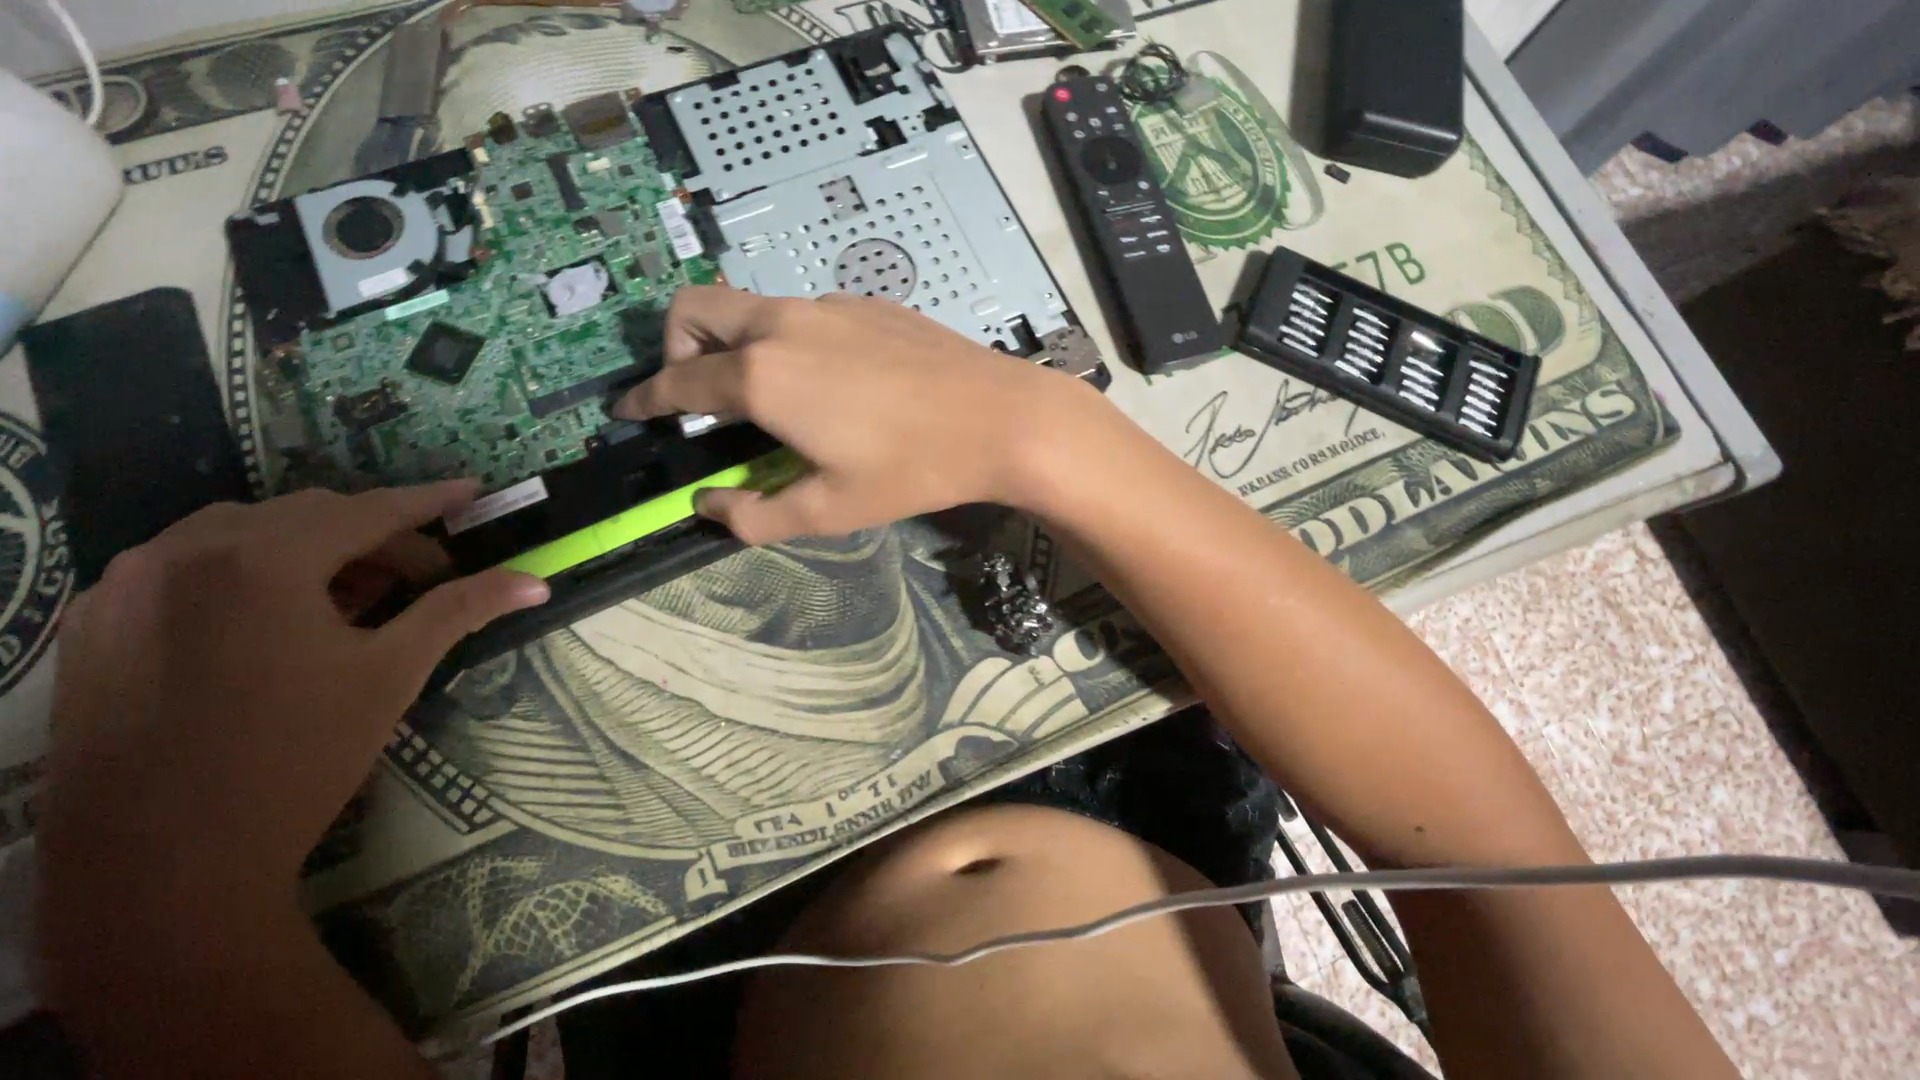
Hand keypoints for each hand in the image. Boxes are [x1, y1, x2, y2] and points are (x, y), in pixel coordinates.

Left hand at [38, 483, 549, 908]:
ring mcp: (125, 583)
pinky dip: (244, 574)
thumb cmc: (296, 761)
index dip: (428, 501)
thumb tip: (535, 581)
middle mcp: (182, 550)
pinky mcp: (93, 621)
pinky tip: (272, 623)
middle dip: (373, 537)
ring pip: (241, 535)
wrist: (160, 866)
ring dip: (308, 551)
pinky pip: (184, 567)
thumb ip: (460, 611)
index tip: (473, 493)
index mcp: (262, 558)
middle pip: (306, 516)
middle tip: (423, 576)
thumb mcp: (390, 676)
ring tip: (350, 601)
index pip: (366, 510)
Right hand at [611, 287, 1114, 544]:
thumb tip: (709, 506)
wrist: (1001, 417)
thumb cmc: (912, 468)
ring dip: (736, 343)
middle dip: (676, 347)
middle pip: (695, 309)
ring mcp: (829, 304)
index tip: (627, 410)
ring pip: (752, 307)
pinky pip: (804, 313)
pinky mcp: (867, 302)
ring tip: (771, 398)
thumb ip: (754, 515)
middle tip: (698, 396)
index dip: (644, 399)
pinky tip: (835, 384)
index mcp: (762, 375)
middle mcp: (783, 325)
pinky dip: (789, 341)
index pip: (677, 381)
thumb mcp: (829, 510)